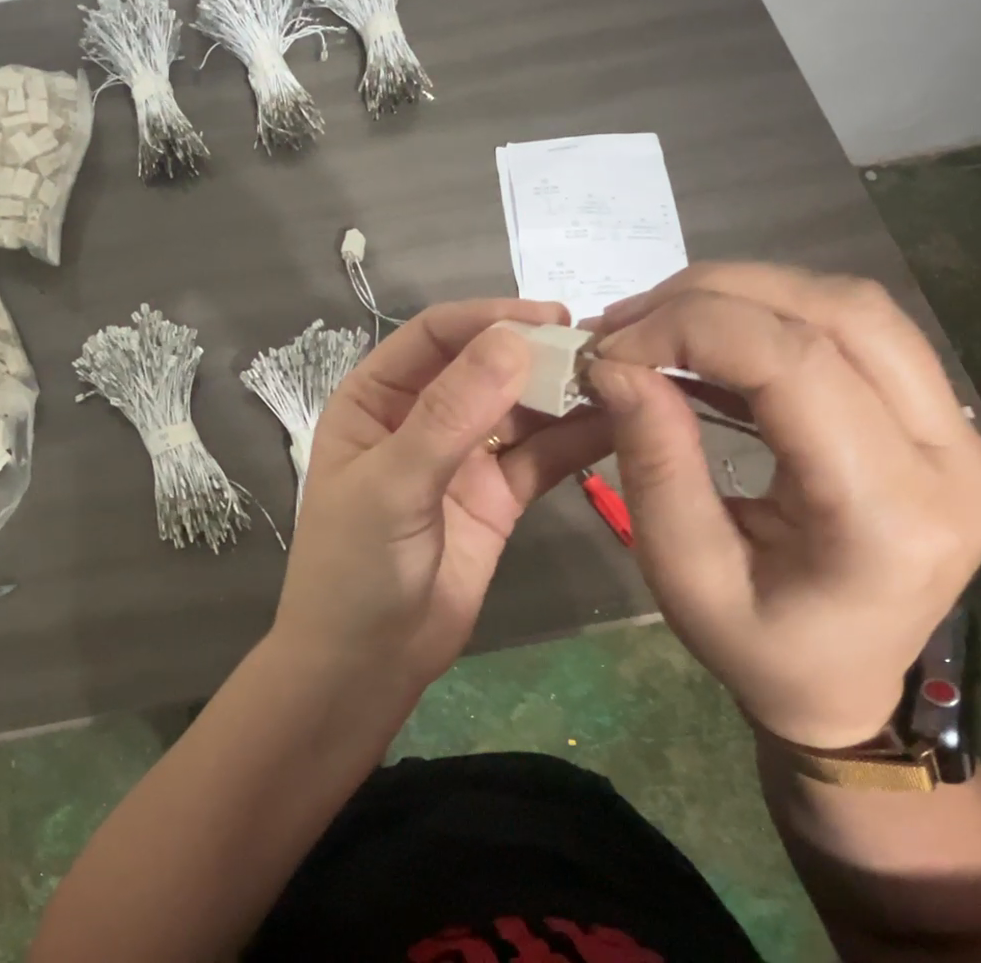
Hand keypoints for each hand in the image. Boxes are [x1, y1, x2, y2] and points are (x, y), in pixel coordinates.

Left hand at [273, 300, 610, 686]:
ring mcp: (459, 459)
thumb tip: (513, 340)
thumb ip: (449, 415)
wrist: (365, 661)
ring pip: (518, 409)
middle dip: (536, 354)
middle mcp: (416, 419)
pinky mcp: (495, 499)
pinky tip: (624, 423)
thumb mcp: (392, 484)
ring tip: (626, 379)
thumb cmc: (354, 567)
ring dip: (564, 393)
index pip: (431, 338)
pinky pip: (540, 457)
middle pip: (482, 367)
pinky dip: (577, 440)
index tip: (552, 319)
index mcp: (371, 401)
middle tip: (606, 349)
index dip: (487, 320)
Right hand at [581, 264, 980, 748]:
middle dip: (712, 296)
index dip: (691, 330)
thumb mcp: (682, 571)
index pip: (797, 365)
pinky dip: (768, 319)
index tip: (606, 348)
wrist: (841, 686)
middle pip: (841, 314)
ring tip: (653, 324)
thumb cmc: (754, 646)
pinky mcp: (944, 422)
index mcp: (890, 513)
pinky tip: (702, 341)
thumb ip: (655, 464)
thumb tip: (613, 367)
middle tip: (620, 324)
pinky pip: (858, 335)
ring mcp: (964, 434)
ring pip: (856, 309)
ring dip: (742, 296)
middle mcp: (956, 458)